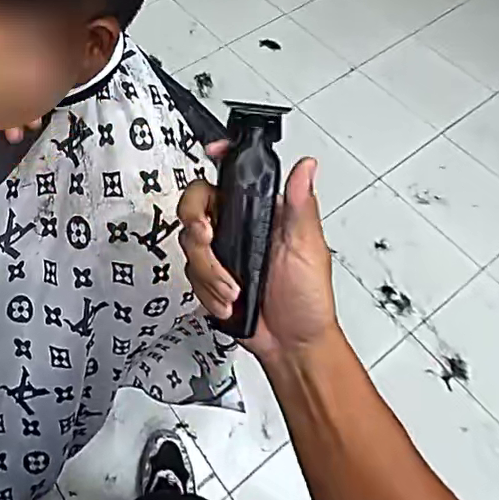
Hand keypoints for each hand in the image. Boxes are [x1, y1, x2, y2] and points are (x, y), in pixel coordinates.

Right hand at [178, 150, 338, 364]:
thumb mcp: (308, 248)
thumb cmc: (308, 299)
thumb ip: (301, 206)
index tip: (212, 153)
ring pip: (189, 242)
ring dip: (209, 270)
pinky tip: (228, 299)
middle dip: (196, 223)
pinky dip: (207, 290)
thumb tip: (306, 167)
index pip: (234, 175)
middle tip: (208, 238)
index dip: (218, 159)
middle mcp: (239, 226)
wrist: (292, 346)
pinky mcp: (210, 275)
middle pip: (196, 204)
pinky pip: (191, 273)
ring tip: (234, 288)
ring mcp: (222, 251)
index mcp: (262, 212)